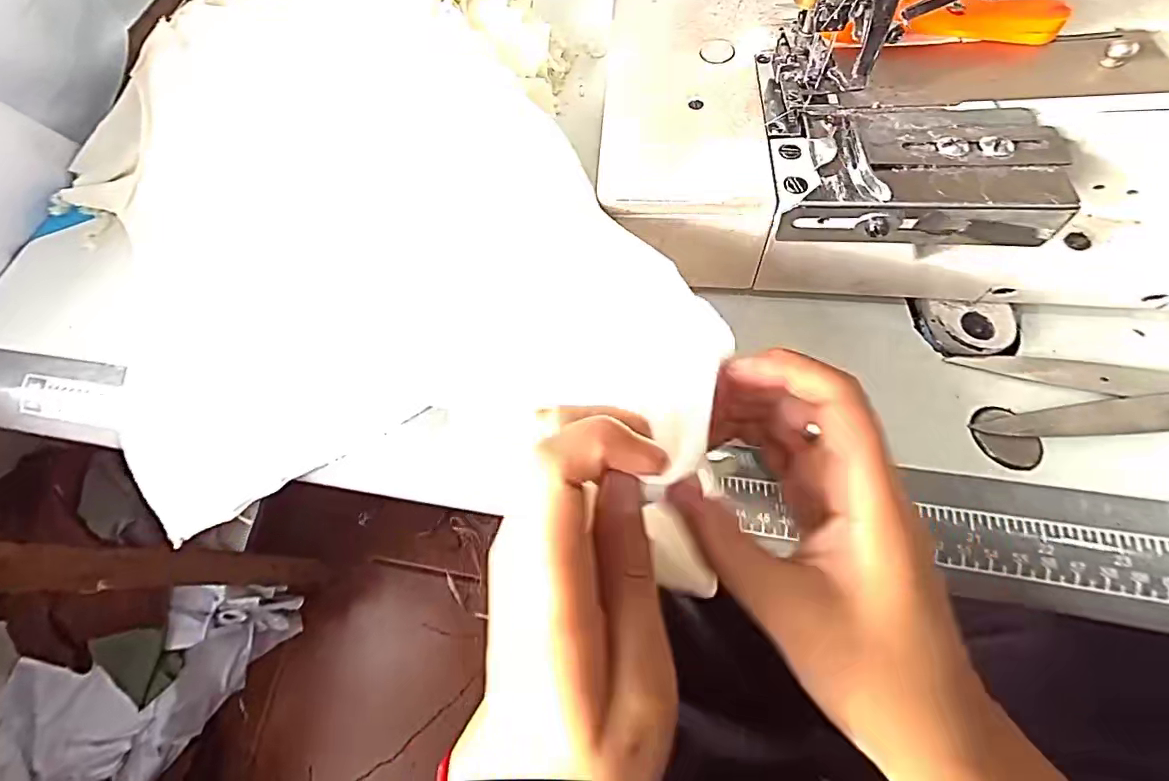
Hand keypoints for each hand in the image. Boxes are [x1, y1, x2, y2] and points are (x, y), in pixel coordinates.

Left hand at [450, 409, 677, 780]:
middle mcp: (517, 551)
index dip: (605, 436)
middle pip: (541, 439)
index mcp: (546, 586)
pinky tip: (626, 489)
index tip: (653, 457)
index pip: (549, 463)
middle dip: (605, 423)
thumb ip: (634, 570)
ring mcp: (514, 545)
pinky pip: (554, 479)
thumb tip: (628, 488)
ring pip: (547, 450)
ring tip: (648, 465)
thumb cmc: (584, 751)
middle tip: (654, 446)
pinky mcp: (523, 548)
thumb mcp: (643, 678)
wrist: (528, 778)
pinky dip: (594, 466)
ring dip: (602, 442)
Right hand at [668, 350, 1058, 780]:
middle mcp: (865, 484)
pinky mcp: (837, 517)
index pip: (840, 400)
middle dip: (759, 387)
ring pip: (803, 431)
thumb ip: (725, 544)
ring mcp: (851, 499)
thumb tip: (678, 493)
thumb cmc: (880, 676)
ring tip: (704, 415)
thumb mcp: (786, 609)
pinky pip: (795, 463)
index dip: (788, 371)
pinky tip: (724, 449)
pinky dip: (759, 448)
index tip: (734, 370)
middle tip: (703, 391)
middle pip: (816, 406)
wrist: (930, 728)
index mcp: (870, 495)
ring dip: (756, 415)